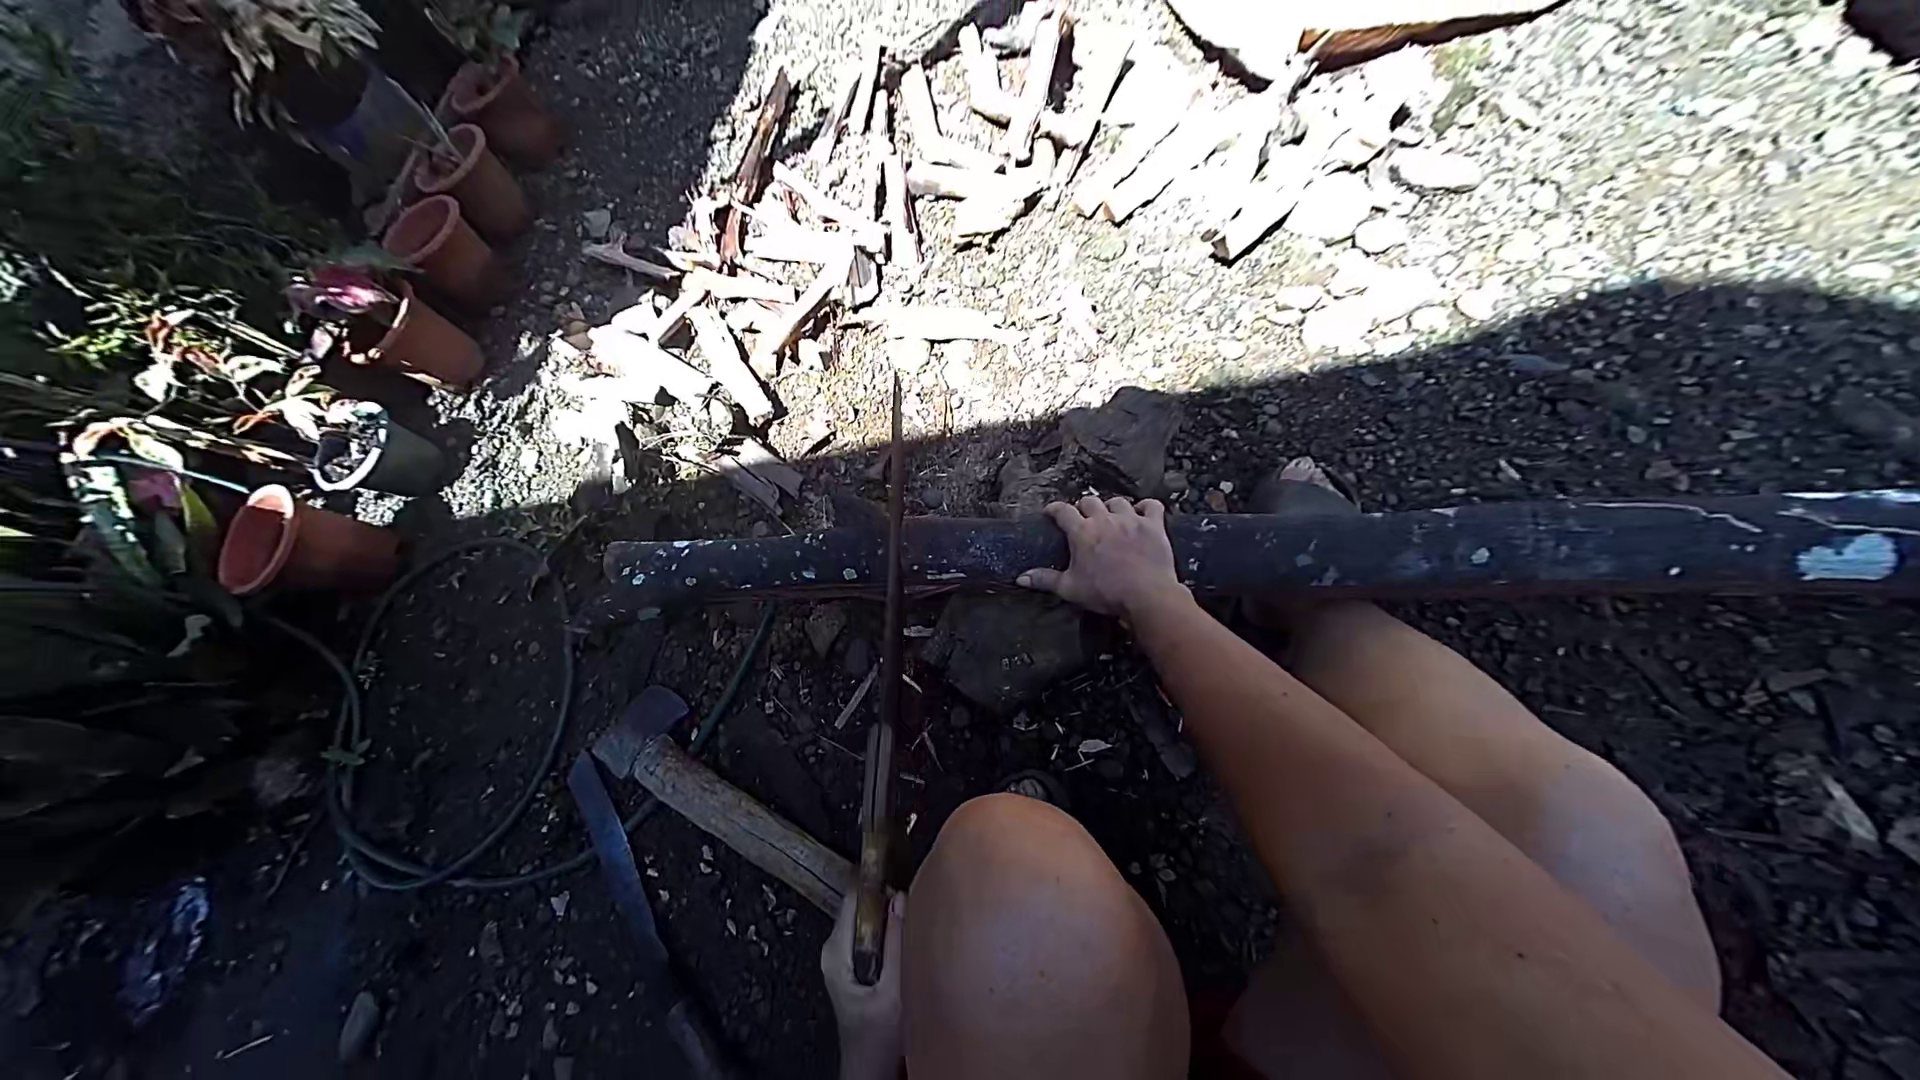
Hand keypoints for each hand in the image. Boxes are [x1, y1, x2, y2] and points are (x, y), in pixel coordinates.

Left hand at [820, 890, 904, 1079]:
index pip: (851, 896)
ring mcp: (843, 955)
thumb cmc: (877, 1040)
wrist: (870, 1070)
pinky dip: (888, 924)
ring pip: (867, 916)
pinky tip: (904, 926)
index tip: (894, 864)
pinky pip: (871, 929)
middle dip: (884, 894)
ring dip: (888, 910)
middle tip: (911, 889)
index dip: (872, 879)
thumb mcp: (892, 991)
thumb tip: (900, 898)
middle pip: (860, 903)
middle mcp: (834, 949)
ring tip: (911, 905)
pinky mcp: (855, 961)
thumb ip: (896, 945)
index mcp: (835, 952)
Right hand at [1017, 496, 1188, 620]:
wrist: (1146, 595)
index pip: (1062, 510)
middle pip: (1090, 502)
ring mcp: (1131, 520)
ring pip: (1118, 501)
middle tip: (1083, 519)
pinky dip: (1146, 507)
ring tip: (1111, 516)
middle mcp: (1105, 520)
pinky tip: (1141, 513)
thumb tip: (1021, 578)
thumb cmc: (1105, 592)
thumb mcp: (1070, 588)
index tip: (1051, 512)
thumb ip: (1045, 579)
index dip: (1054, 509)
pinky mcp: (1153, 525)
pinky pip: (1151, 506)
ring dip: (1112, 507)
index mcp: (1082, 532)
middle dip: (1084, 508)